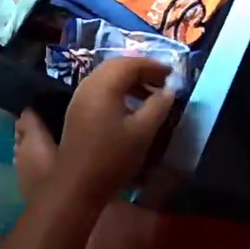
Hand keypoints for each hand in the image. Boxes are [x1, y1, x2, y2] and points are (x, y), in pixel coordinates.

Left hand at [52, 58, 175, 200]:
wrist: (77, 185)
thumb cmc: (112, 157)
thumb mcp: (143, 132)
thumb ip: (158, 106)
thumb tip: (169, 91)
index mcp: (104, 86)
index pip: (130, 64)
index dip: (153, 66)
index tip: (172, 74)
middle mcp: (88, 85)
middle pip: (116, 66)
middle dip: (141, 70)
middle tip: (162, 81)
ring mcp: (79, 98)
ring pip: (107, 77)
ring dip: (130, 81)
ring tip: (150, 95)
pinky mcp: (77, 111)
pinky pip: (100, 89)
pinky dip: (118, 90)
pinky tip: (131, 107)